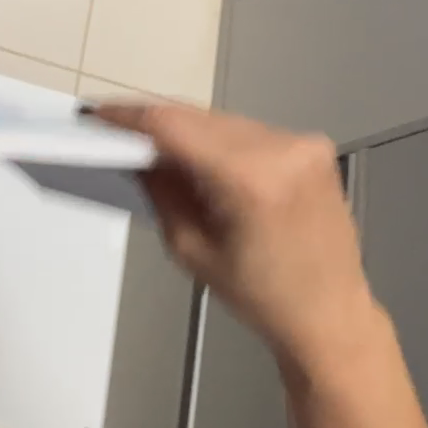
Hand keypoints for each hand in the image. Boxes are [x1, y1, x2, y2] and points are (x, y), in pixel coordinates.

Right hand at [91, 102, 377, 369]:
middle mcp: (281, 149)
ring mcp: (301, 144)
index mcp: (251, 179)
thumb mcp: (188, 245)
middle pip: (194, 116)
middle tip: (113, 130)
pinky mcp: (310, 146)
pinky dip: (211, 137)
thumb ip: (160, 188)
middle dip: (151, 121)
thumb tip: (136, 152)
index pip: (172, 126)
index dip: (128, 116)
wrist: (332, 313)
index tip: (95, 114)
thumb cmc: (259, 294)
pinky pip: (242, 129)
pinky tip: (193, 154)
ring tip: (149, 145)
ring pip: (217, 119)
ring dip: (182, 128)